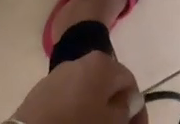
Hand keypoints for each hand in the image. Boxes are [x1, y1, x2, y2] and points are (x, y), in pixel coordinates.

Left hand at [11, 51, 147, 123]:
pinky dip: (76, 111)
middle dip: (115, 108)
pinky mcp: (42, 91)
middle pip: (108, 86)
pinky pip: (69, 99)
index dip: (137, 109)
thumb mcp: (111, 122)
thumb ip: (125, 110)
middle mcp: (82, 61)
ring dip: (96, 109)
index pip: (130, 83)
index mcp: (102, 64)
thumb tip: (128, 103)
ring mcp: (59, 75)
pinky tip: (75, 122)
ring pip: (87, 92)